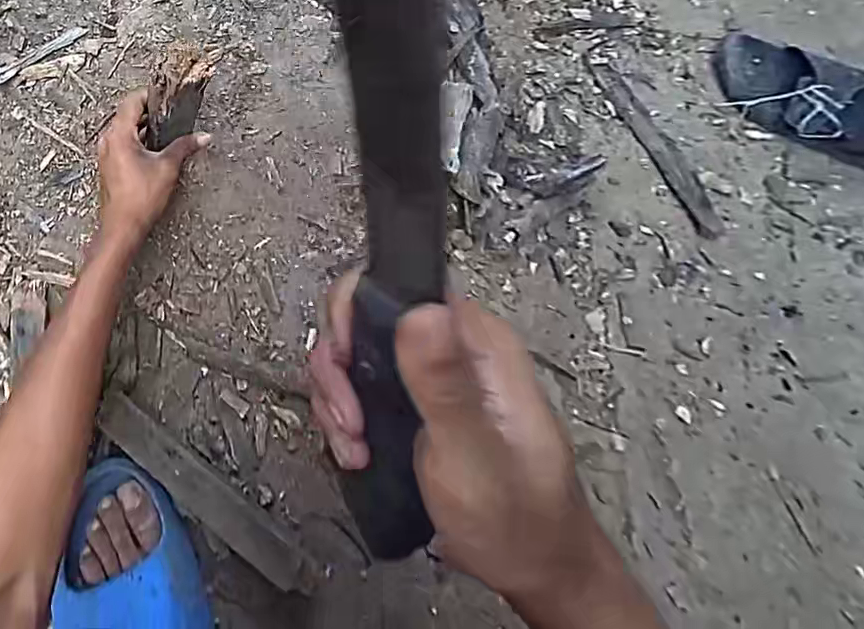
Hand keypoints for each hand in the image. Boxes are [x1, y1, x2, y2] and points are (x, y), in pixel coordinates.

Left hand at [94, 90, 210, 244]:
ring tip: (164, 128)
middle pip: (126, 114)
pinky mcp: (109, 165)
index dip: (148, 95)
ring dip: (143, 126)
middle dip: (148, 110)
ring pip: (124, 129)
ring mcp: (106, 153)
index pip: (131, 102)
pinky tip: (153, 148)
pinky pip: (121, 143)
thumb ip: (184, 147)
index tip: (164, 95)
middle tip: (168, 111)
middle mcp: (108, 141)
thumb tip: (202, 137)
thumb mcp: (167, 167)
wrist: (122, 227)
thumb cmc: (139, 199)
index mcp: (118, 135)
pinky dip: (136, 139)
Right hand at [309, 270, 653, 623]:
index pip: (393, 288)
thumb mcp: (474, 452)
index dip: (351, 314)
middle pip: (358, 320)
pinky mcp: (404, 400)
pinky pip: (351, 386)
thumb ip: (445, 383)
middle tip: (349, 418)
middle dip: (338, 370)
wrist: (528, 575)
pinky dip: (340, 416)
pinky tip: (356, 451)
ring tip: (354, 445)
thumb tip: (423, 310)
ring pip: (348, 355)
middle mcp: (445, 345)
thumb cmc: (515, 518)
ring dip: (336, 400)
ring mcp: (422, 372)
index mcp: (473, 339)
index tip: (343, 362)